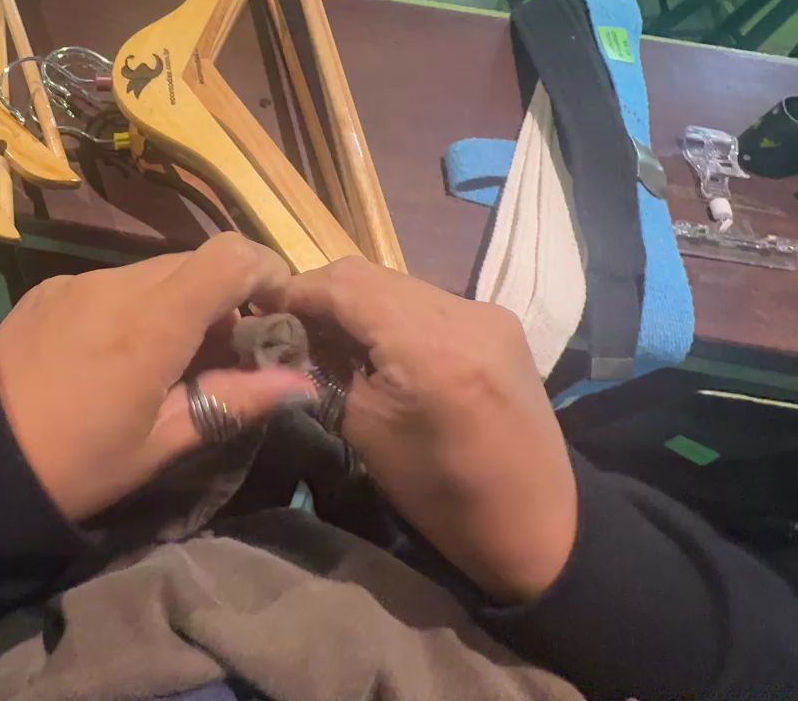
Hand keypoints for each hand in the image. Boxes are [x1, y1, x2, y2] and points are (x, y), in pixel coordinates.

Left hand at [0, 233, 317, 522]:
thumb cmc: (73, 465)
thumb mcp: (159, 444)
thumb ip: (233, 401)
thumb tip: (302, 383)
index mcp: (151, 323)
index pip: (230, 256)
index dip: (267, 271)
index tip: (278, 314)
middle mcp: (117, 284)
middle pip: (195, 263)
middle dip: (227, 298)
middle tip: (228, 355)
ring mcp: (79, 280)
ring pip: (155, 271)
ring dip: (181, 302)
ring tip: (171, 360)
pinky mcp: (51, 287)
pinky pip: (114, 282)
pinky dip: (137, 304)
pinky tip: (118, 353)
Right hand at [276, 257, 577, 602]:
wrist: (539, 525)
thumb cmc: (440, 493)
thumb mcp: (363, 429)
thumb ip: (321, 367)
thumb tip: (282, 331)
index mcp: (431, 347)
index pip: (344, 287)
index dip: (295, 290)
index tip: (257, 305)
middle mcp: (463, 312)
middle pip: (367, 274)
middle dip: (320, 293)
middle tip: (287, 322)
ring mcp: (485, 310)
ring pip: (394, 281)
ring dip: (353, 299)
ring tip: (327, 333)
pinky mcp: (496, 319)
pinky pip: (422, 297)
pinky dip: (387, 310)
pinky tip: (374, 339)